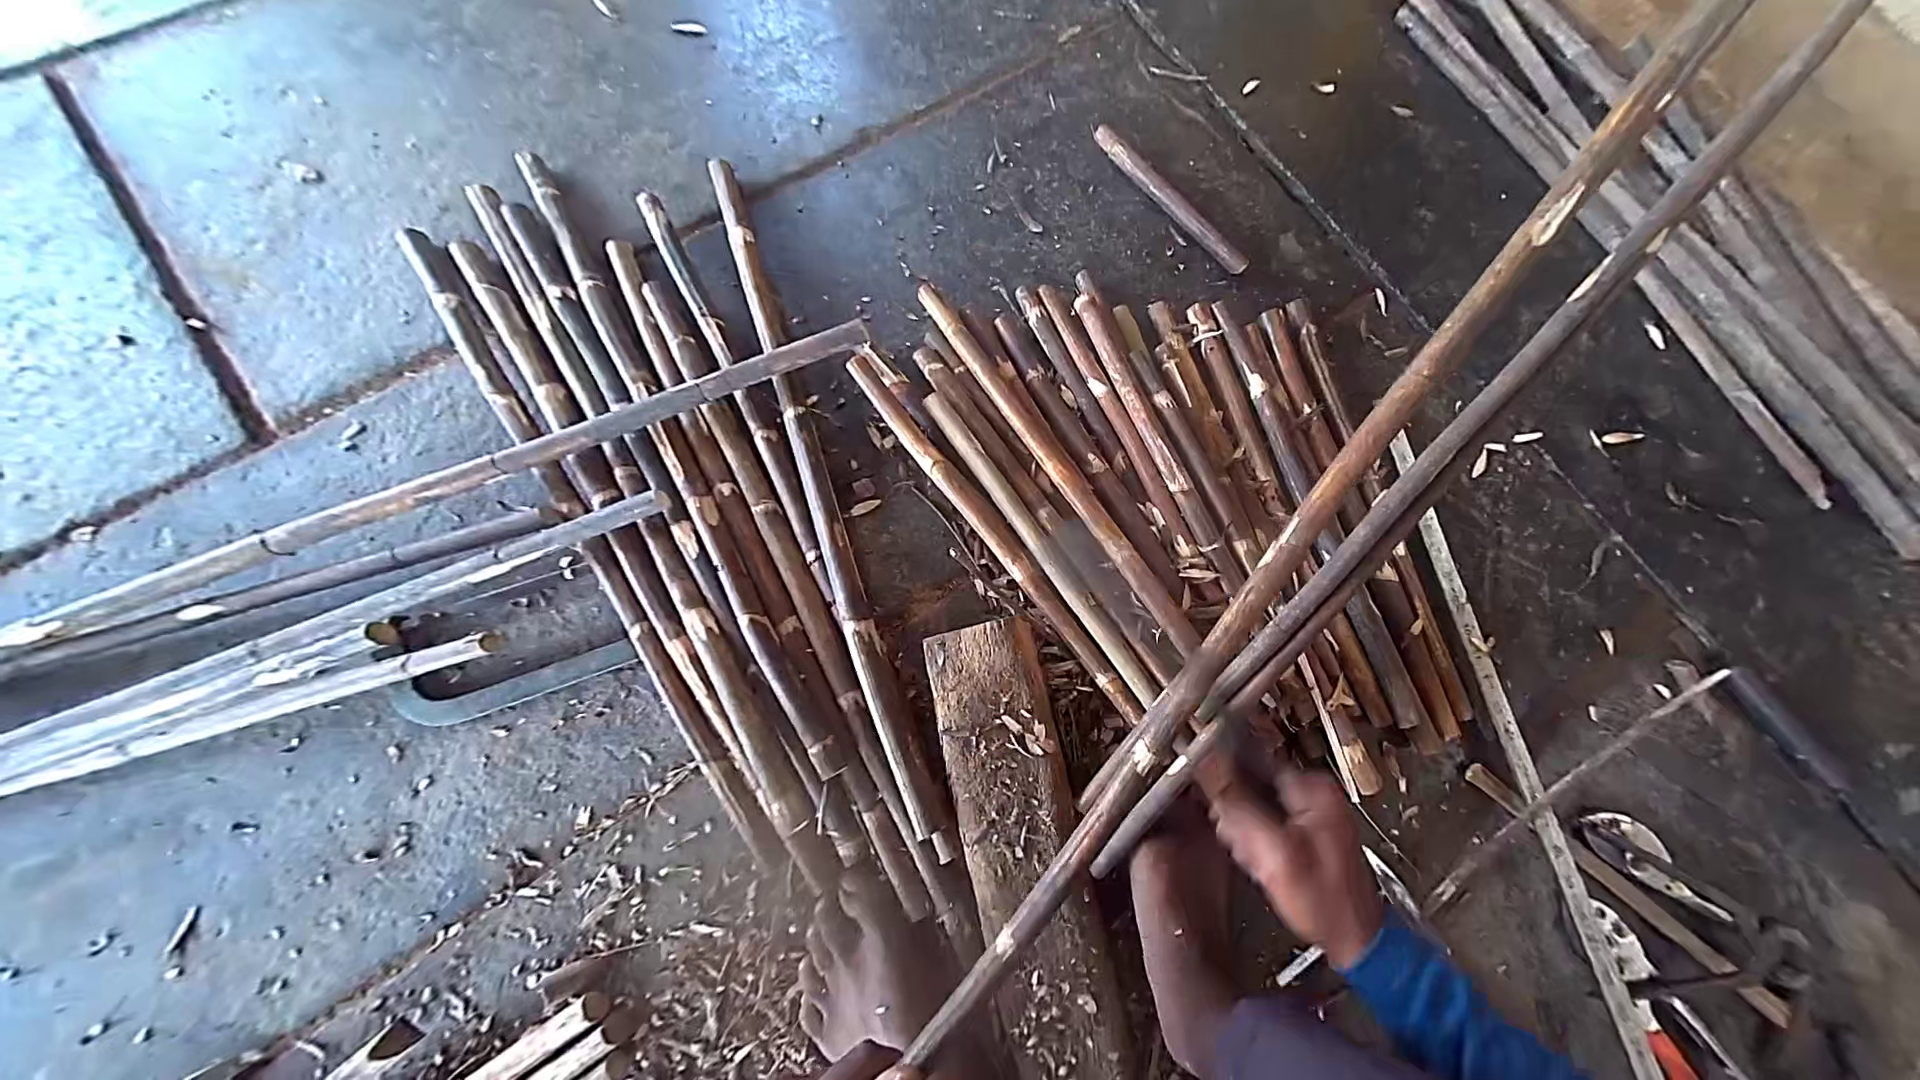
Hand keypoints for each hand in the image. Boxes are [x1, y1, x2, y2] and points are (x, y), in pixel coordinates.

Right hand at [1207, 766, 1383, 968]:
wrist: (1356, 944)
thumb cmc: (1325, 903)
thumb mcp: (1273, 850)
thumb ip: (1236, 804)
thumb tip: (1207, 765)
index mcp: (1313, 786)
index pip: (1249, 757)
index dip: (1220, 773)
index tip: (1203, 788)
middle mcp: (1315, 791)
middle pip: (1250, 778)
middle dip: (1232, 805)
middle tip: (1234, 836)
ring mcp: (1311, 809)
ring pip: (1253, 799)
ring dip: (1240, 823)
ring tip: (1247, 852)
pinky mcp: (1305, 828)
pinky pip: (1264, 816)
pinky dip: (1252, 834)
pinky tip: (1255, 856)